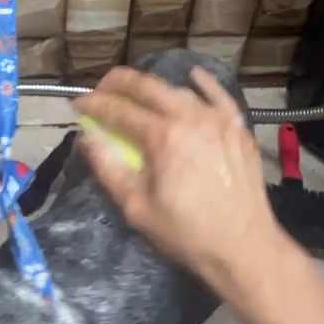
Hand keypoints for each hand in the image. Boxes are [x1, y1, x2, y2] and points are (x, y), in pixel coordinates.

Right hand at [73, 66, 285, 292]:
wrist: (245, 248)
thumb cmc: (187, 233)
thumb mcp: (137, 208)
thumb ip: (109, 169)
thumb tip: (88, 138)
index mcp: (163, 137)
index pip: (119, 110)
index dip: (94, 104)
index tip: (77, 105)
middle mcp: (190, 118)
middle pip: (147, 86)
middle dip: (118, 83)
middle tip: (101, 91)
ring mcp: (218, 119)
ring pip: (178, 90)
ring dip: (152, 89)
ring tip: (137, 96)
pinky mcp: (238, 127)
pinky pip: (218, 95)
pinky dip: (202, 83)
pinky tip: (192, 75)